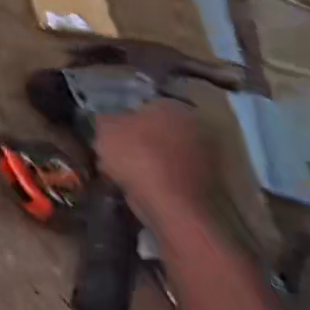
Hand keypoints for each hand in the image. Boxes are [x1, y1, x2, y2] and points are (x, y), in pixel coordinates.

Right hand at [93, 99, 209, 226]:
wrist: (170, 206)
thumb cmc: (136, 155)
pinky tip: (136, 185)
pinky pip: (170, 174)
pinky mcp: (204, 185)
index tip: (110, 129)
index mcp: (173, 107)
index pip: (144, 103)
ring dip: (144, 159)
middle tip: (113, 149)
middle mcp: (195, 128)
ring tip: (120, 170)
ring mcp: (205, 159)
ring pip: (162, 153)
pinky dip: (155, 178)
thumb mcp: (105, 127)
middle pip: (155, 129)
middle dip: (136, 138)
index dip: (123, 116)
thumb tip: (111, 120)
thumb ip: (106, 118)